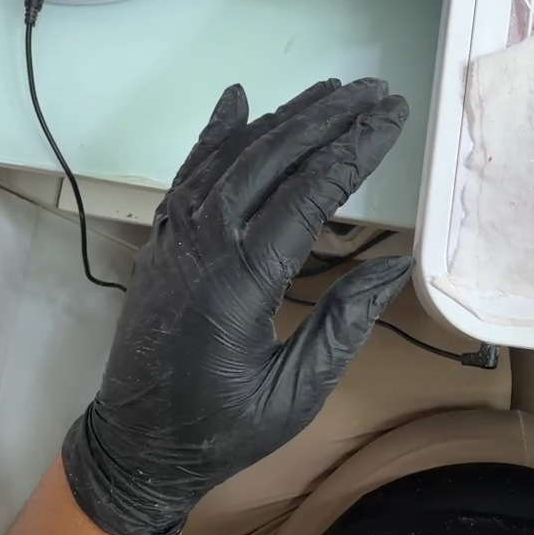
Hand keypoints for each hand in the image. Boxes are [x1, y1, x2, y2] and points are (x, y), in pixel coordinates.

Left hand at [63, 79, 413, 534]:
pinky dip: (216, 133)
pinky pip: (190, 172)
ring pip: (231, 156)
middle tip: (375, 92)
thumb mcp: (296, 392)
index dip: (354, 151)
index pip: (308, 193)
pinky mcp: (161, 239)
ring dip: (283, 118)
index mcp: (241, 282)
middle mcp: (203, 243)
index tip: (392, 118)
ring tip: (330, 90)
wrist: (137, 444)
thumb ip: (344, 324)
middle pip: (270, 157)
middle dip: (327, 119)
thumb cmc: (222, 429)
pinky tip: (238, 99)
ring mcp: (174, 235)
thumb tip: (396, 266)